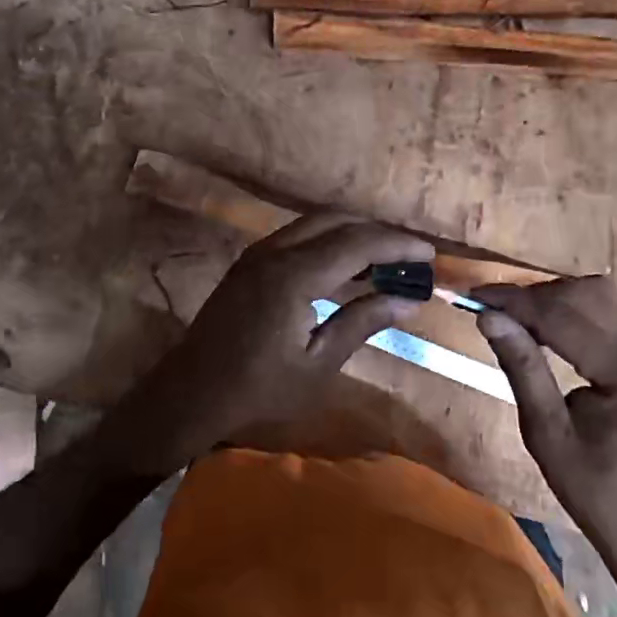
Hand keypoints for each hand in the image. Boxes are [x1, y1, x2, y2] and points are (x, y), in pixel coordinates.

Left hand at [118, 215, 434, 468]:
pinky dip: (332, 240)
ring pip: (318, 222)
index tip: (429, 254)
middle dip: (379, 232)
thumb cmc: (257, 389)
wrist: (187, 395)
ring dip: (355, 233)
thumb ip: (363, 321)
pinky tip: (348, 267)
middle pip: (338, 220)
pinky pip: (301, 234)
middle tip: (410, 255)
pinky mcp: (251, 260)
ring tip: (387, 260)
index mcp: (294, 276)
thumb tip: (410, 300)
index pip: (358, 243)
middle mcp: (276, 251)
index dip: (397, 244)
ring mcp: (260, 252)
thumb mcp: (319, 363)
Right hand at [474, 277, 616, 549]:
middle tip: (494, 312)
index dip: (515, 301)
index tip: (473, 297)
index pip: (562, 315)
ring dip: (555, 298)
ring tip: (517, 320)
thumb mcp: (548, 436)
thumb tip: (488, 317)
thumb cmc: (599, 495)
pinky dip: (575, 311)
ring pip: (599, 296)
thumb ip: (522, 369)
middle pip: (585, 293)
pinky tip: (549, 331)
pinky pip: (611, 313)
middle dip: (535, 295)